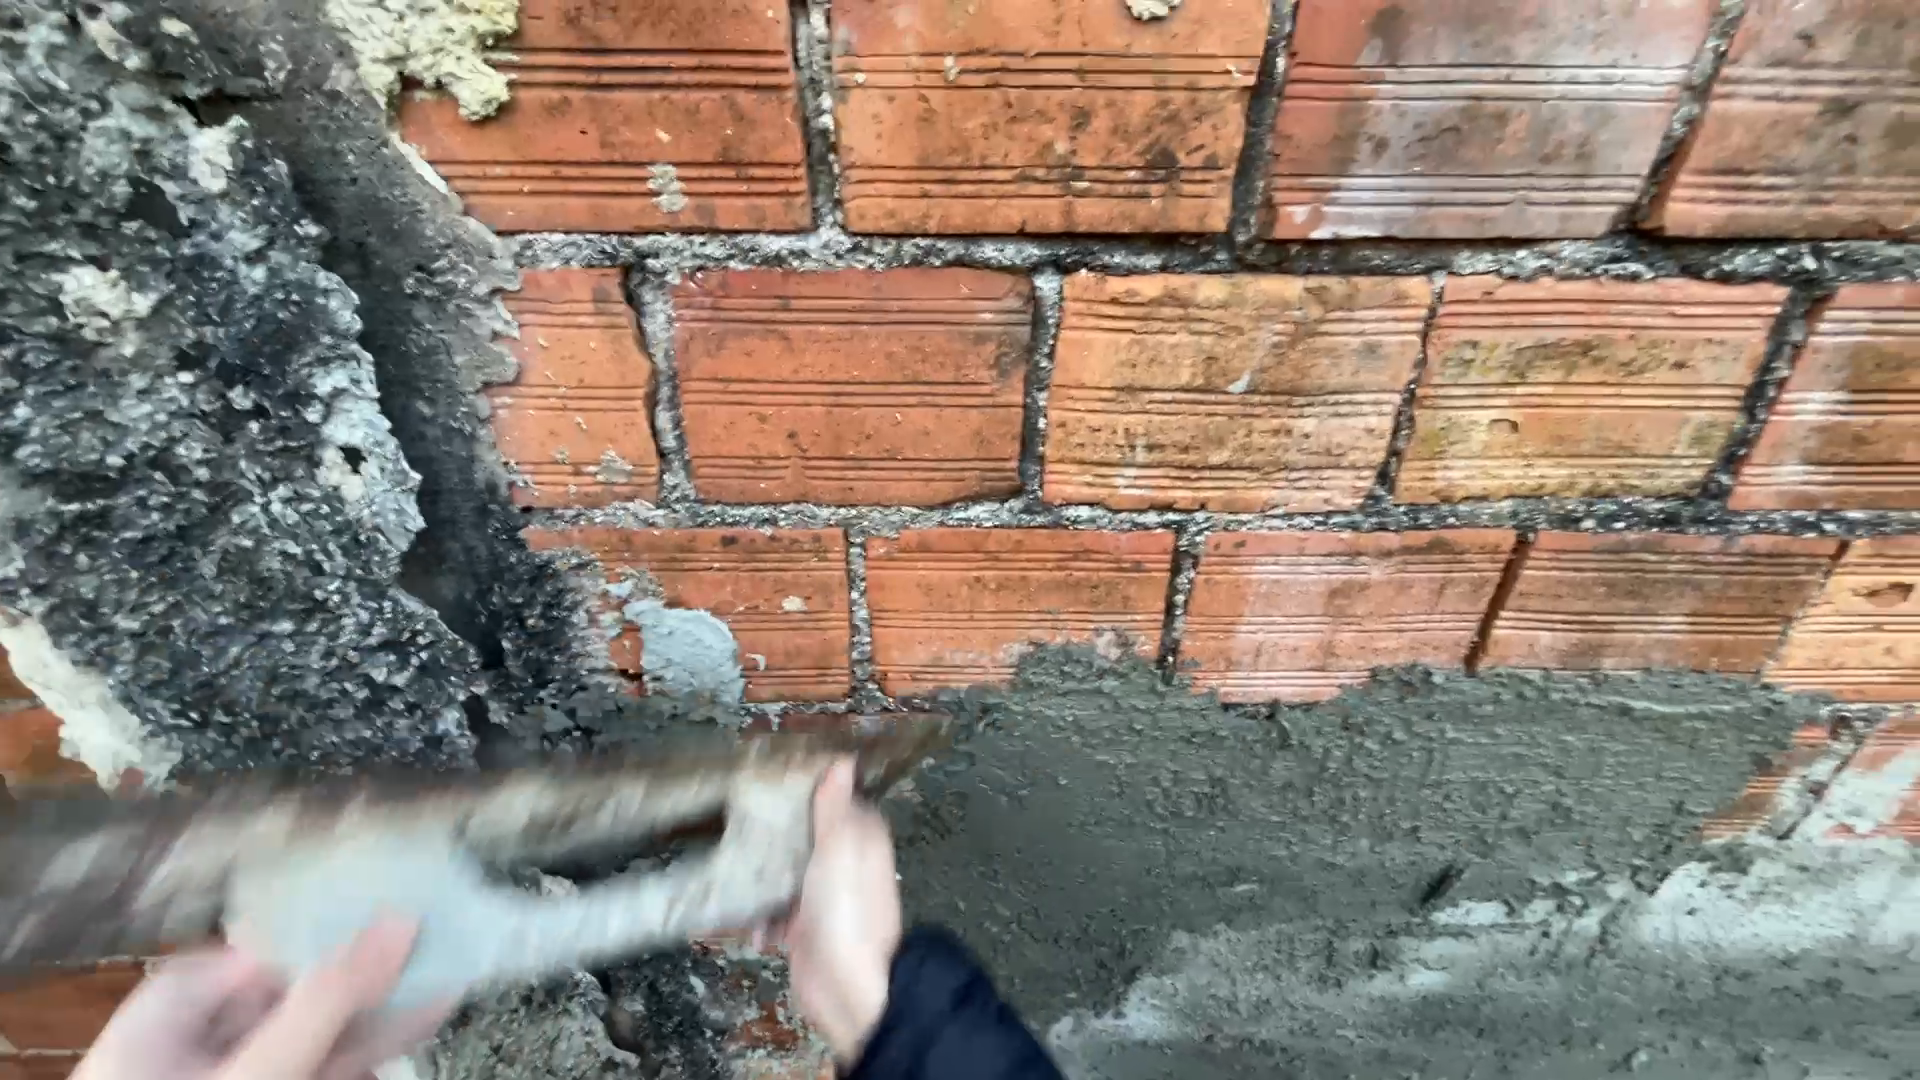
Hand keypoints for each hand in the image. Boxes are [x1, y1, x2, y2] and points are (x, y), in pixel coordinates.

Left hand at [74, 915, 452, 1079]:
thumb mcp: (253, 1077)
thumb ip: (329, 1000)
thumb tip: (405, 918)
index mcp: (179, 1000)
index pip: (285, 937)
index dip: (357, 919)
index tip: (422, 903)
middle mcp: (208, 1022)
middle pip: (316, 977)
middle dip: (385, 968)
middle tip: (454, 940)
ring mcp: (239, 1062)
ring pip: (332, 1019)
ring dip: (394, 1002)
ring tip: (459, 971)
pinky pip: (333, 1054)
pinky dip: (378, 1039)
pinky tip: (428, 1014)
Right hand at [760, 757, 902, 1064]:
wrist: (848, 989)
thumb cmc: (848, 912)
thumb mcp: (838, 849)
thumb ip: (835, 807)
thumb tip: (842, 760)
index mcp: (860, 836)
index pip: (835, 799)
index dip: (807, 789)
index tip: (773, 778)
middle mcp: (844, 861)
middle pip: (803, 834)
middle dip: (774, 836)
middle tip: (742, 827)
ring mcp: (823, 895)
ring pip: (784, 873)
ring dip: (761, 882)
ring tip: (737, 880)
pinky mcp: (804, 926)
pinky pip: (775, 911)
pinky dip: (762, 919)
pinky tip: (756, 929)